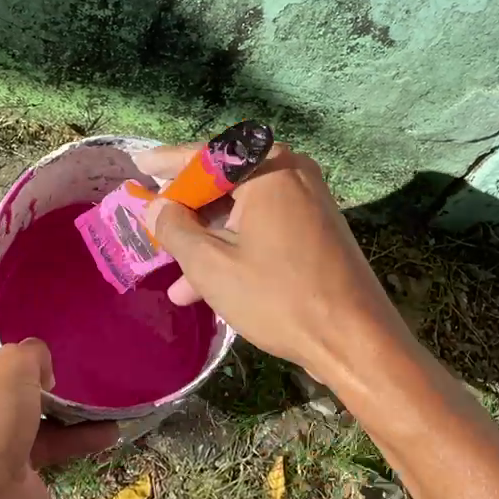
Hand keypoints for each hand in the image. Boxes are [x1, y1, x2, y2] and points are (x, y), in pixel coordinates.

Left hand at [0, 300, 117, 498]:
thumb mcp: (12, 368)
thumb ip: (32, 352)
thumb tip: (41, 367)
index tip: (1, 294)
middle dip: (29, 358)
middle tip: (61, 336)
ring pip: (26, 406)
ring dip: (60, 399)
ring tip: (94, 380)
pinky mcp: (10, 463)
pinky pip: (45, 440)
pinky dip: (73, 434)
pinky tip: (107, 427)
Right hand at [140, 145, 404, 378]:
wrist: (358, 342)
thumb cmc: (280, 296)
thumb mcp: (212, 265)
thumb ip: (175, 230)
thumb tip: (156, 208)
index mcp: (266, 169)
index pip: (203, 157)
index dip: (167, 164)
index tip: (140, 165)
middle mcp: (290, 172)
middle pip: (223, 183)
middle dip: (187, 212)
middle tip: (154, 223)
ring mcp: (308, 200)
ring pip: (241, 211)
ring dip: (207, 240)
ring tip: (174, 277)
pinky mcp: (317, 228)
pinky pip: (263, 226)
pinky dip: (235, 248)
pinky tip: (204, 288)